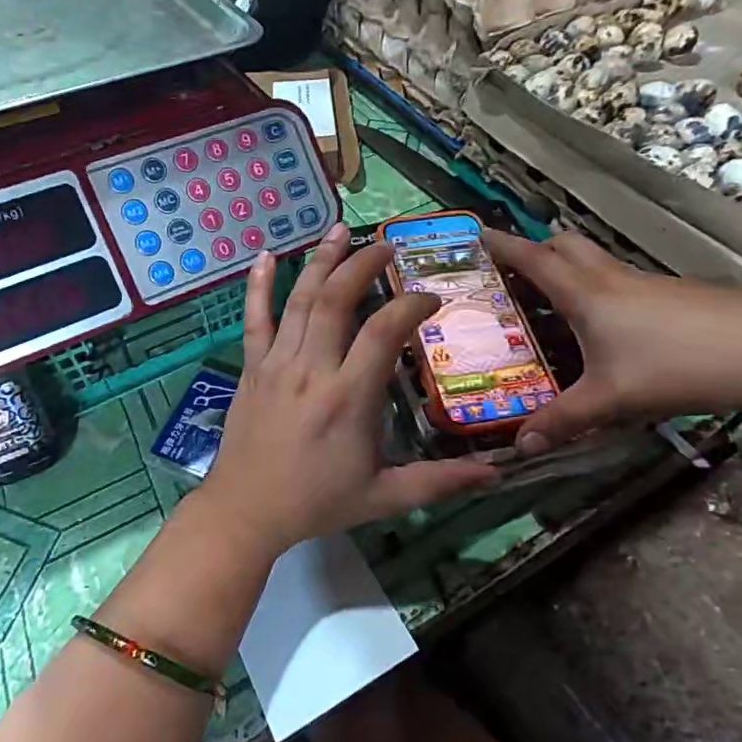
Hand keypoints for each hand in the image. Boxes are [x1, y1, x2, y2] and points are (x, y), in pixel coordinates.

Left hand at [199, 225, 498, 554]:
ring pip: (299, 301)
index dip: (409, 305)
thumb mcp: (383, 497)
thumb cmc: (316, 504)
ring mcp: (276, 365)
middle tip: (387, 246)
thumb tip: (496, 473)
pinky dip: (259, 287)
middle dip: (363, 265)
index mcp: (348, 398)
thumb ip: (439, 481)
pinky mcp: (251, 368)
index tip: (430, 298)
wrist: (245, 511)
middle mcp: (311, 370)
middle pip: (336, 301)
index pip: (382, 332)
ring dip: (321, 262)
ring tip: (340, 230)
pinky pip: (254, 321)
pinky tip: (265, 256)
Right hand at [482, 230, 741, 454]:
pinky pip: (614, 279)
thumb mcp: (613, 399)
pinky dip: (592, 289)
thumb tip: (521, 446)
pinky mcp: (666, 294)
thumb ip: (564, 421)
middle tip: (512, 275)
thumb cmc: (677, 364)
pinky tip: (597, 328)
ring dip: (564, 269)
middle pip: (563, 245)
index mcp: (585, 293)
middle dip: (533, 250)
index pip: (534, 259)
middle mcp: (609, 278)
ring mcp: (641, 282)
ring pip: (591, 261)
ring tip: (545, 304)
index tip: (476, 235)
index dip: (502, 245)